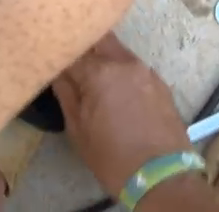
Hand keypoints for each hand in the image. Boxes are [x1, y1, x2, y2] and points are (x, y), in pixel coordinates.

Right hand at [53, 34, 194, 198]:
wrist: (165, 181)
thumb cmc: (113, 158)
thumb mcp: (78, 130)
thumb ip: (65, 93)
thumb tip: (57, 72)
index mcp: (98, 71)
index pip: (70, 50)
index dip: (59, 55)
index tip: (53, 60)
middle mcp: (123, 62)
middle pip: (97, 38)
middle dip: (84, 46)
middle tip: (74, 63)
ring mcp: (145, 71)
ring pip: (118, 51)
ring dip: (105, 59)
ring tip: (97, 79)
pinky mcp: (161, 84)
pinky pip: (135, 68)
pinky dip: (123, 73)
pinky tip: (120, 92)